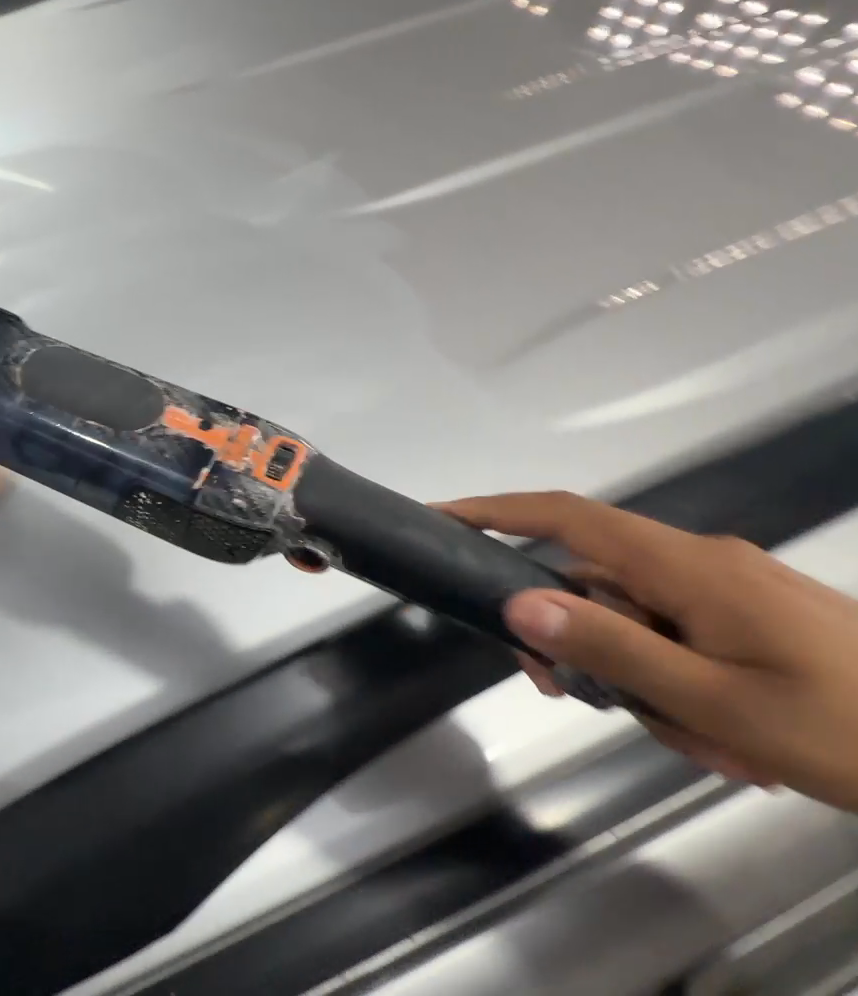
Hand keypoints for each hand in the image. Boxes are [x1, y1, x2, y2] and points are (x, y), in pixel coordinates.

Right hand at [437, 491, 857, 811]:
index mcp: (689, 569)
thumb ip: (609, 648)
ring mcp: (735, 589)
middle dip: (574, 640)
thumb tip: (518, 604)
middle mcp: (705, 564)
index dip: (495, 511)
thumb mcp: (714, 704)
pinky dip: (675, 682)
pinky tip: (719, 737)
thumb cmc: (847, 729)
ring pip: (637, 618)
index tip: (438, 517)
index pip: (567, 517)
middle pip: (594, 581)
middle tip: (571, 699)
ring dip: (639, 678)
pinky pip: (679, 634)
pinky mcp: (757, 615)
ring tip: (695, 743)